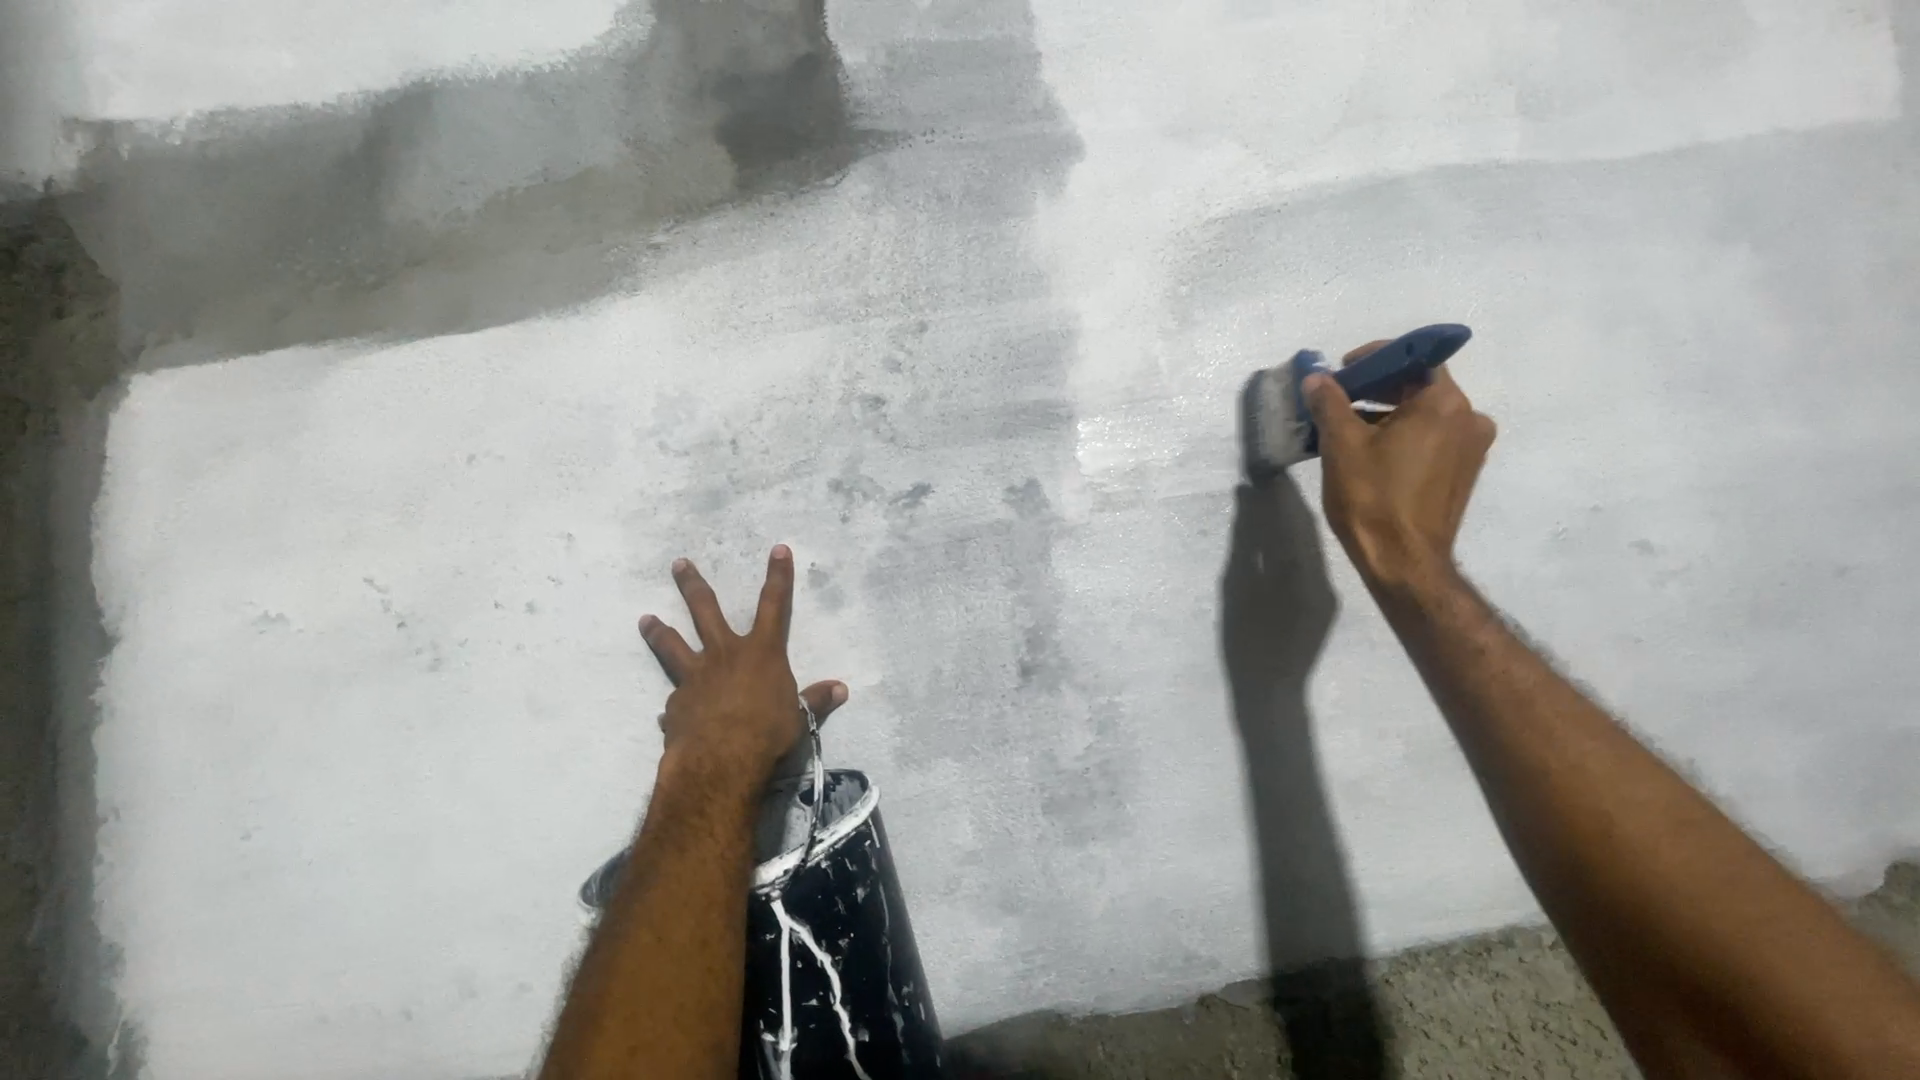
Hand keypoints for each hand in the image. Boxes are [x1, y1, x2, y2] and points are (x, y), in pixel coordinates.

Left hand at [638, 545, 847, 780]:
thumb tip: (841, 690)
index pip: (774, 605)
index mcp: (761, 652)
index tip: (778, 549)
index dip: (778, 576)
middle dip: (692, 585)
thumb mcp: (800, 717)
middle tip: (678, 564)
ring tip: (645, 619)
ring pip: (672, 645)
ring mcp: (695, 677)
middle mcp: (725, 654)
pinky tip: (669, 715)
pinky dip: (674, 706)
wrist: (721, 760)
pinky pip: (674, 702)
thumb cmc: (768, 733)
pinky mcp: (675, 704)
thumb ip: (815, 700)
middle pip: (705, 610)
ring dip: (659, 631)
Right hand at [1304, 343, 1496, 589]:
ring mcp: (1471, 448)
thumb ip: (1329, 402)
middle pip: (1420, 386)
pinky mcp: (1463, 473)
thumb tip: (1317, 377)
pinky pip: (1431, 438)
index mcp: (1445, 403)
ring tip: (1345, 429)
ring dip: (1387, 413)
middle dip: (1377, 387)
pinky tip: (1369, 452)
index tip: (1342, 372)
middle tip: (1336, 400)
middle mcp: (1469, 418)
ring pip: (1424, 414)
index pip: (1415, 357)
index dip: (1375, 358)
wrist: (1402, 561)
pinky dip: (1402, 435)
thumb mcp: (1341, 444)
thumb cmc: (1372, 497)